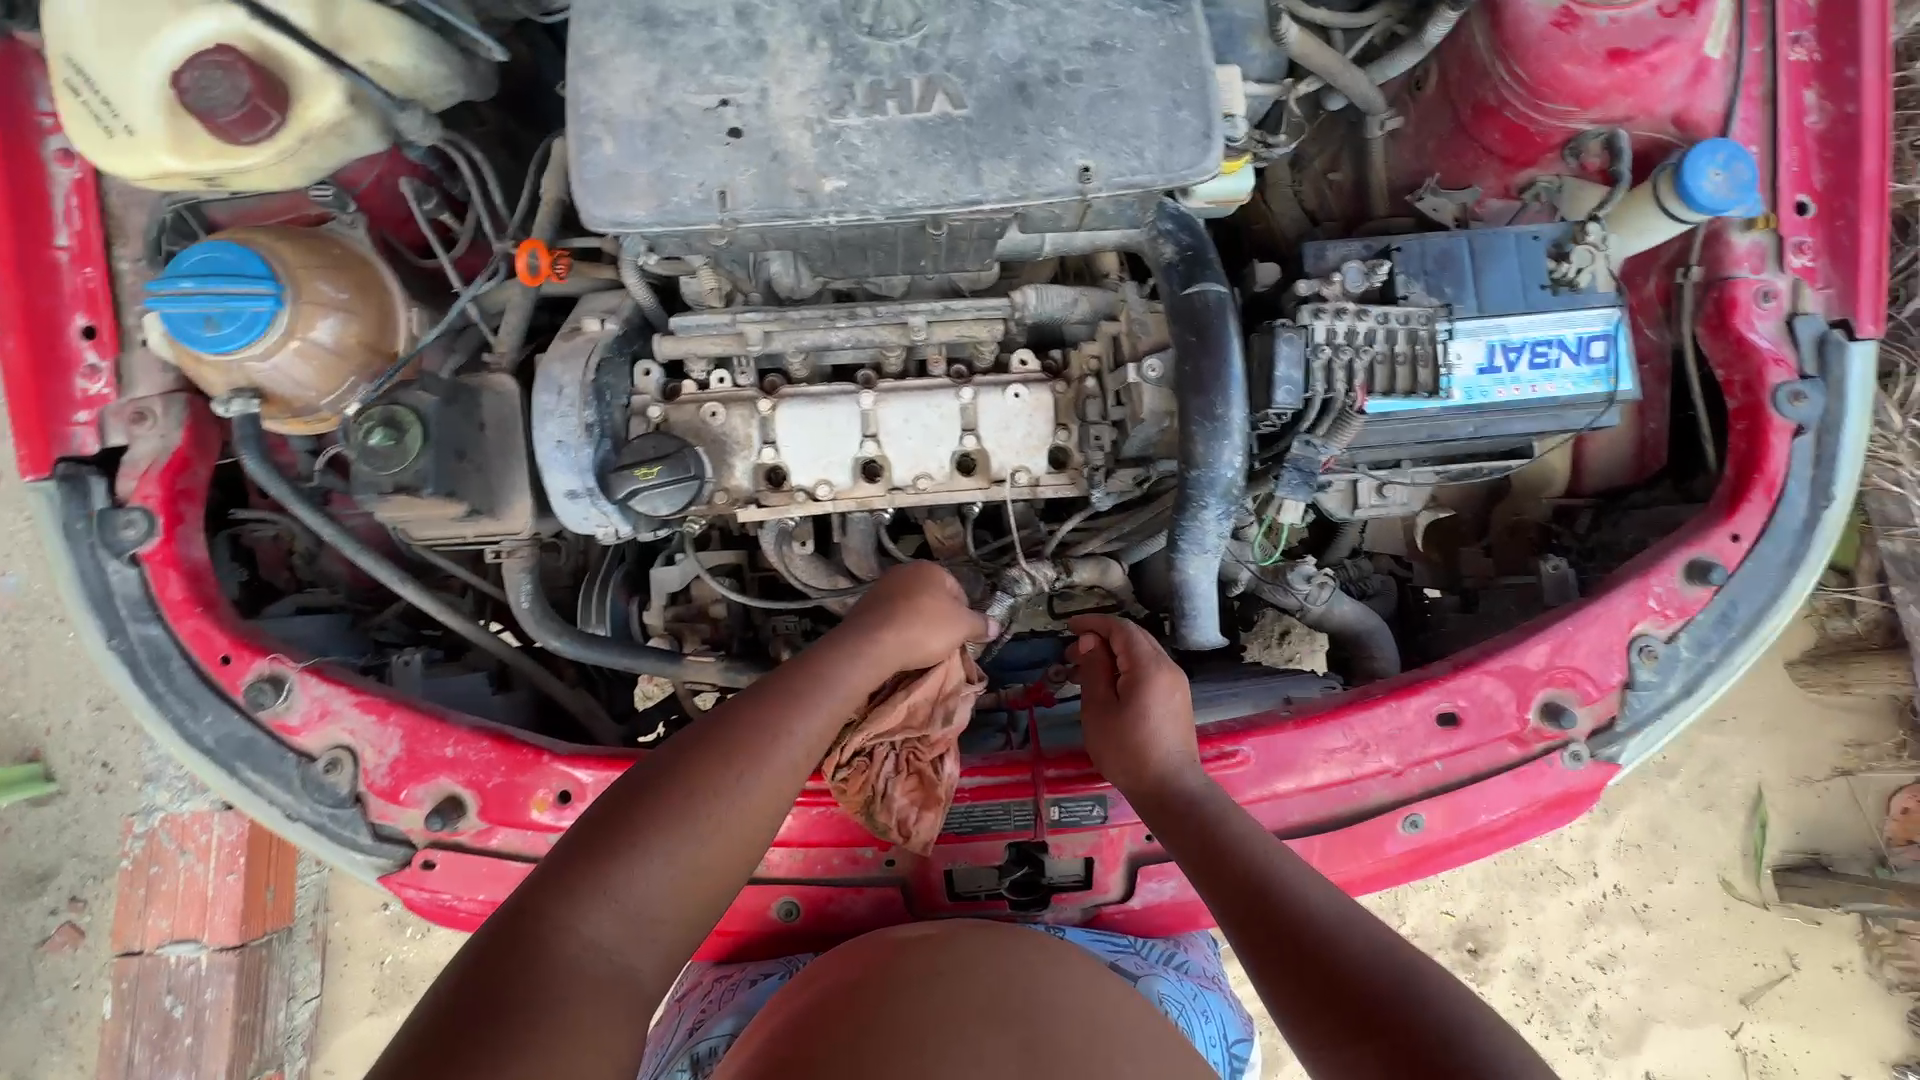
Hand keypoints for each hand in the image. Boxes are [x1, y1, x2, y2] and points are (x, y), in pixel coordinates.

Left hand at [830, 561, 998, 676]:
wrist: (871, 643)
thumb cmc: (924, 628)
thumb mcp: (962, 627)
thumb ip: (981, 624)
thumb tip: (996, 626)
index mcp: (931, 568)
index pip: (958, 591)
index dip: (964, 615)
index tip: (961, 637)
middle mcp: (904, 571)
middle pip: (932, 598)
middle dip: (939, 620)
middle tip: (943, 643)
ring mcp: (881, 588)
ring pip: (909, 608)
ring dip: (916, 625)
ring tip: (919, 648)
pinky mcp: (863, 606)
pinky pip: (889, 619)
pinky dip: (896, 631)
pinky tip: (898, 647)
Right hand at [1066, 614, 1204, 802]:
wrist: (1170, 790)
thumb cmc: (1127, 751)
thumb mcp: (1099, 708)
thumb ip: (1094, 668)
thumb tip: (1090, 640)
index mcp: (1148, 665)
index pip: (1120, 628)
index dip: (1093, 623)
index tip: (1068, 627)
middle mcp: (1167, 666)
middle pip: (1133, 637)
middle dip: (1101, 638)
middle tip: (1070, 654)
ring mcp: (1175, 683)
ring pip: (1141, 654)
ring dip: (1112, 655)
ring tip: (1082, 673)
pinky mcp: (1176, 699)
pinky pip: (1149, 671)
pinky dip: (1126, 669)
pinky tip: (1107, 688)